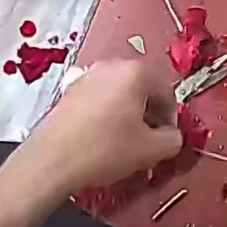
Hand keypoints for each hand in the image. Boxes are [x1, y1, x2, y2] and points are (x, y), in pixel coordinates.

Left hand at [15, 59, 183, 194]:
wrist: (52, 161)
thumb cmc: (106, 149)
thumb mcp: (152, 150)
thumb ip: (174, 139)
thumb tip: (171, 136)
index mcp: (136, 72)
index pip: (167, 93)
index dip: (171, 119)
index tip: (166, 141)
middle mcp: (112, 66)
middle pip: (143, 90)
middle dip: (150, 115)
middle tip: (148, 142)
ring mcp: (88, 76)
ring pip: (121, 94)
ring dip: (129, 115)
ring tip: (124, 143)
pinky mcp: (70, 90)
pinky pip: (100, 99)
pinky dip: (107, 115)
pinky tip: (102, 139)